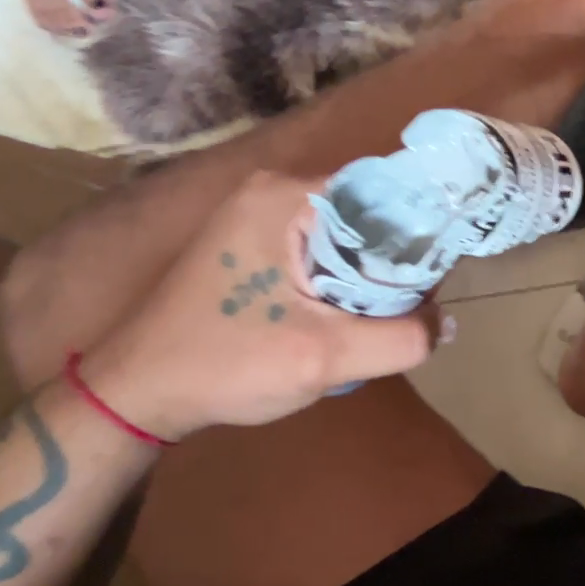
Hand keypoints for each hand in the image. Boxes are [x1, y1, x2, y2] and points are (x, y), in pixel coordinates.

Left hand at [74, 173, 455, 440]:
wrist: (140, 393)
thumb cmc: (227, 364)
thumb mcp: (328, 357)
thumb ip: (404, 338)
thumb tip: (444, 322)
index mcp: (286, 198)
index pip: (388, 192)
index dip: (425, 233)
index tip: (441, 280)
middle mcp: (275, 193)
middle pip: (373, 215)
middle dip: (401, 264)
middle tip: (412, 313)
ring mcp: (263, 218)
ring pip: (354, 239)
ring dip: (377, 280)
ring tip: (383, 323)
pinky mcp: (260, 247)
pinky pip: (330, 253)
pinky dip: (351, 285)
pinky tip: (352, 322)